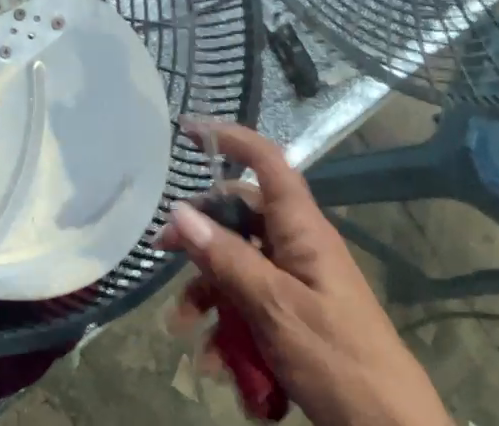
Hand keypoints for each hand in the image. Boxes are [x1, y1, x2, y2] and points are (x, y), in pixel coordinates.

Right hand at [158, 122, 450, 425]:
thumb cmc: (337, 359)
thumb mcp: (273, 307)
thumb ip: (226, 259)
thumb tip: (180, 211)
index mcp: (302, 230)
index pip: (267, 163)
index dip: (231, 139)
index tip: (188, 132)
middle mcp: (298, 247)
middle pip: (239, 219)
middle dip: (199, 239)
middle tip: (161, 253)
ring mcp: (298, 283)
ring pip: (238, 267)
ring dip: (209, 295)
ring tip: (187, 332)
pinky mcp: (296, 318)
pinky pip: (251, 306)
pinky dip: (229, 329)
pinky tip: (218, 366)